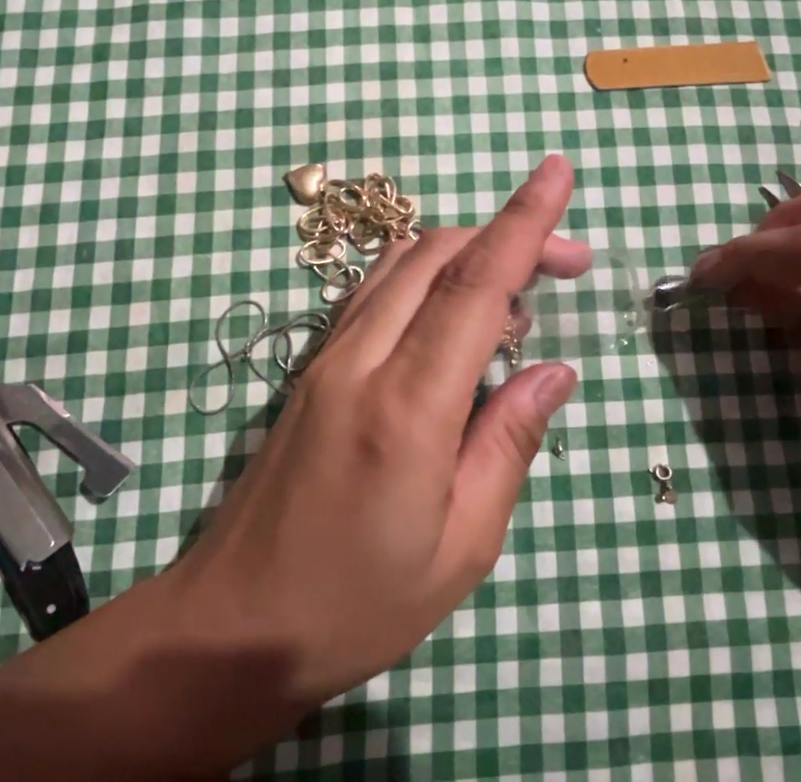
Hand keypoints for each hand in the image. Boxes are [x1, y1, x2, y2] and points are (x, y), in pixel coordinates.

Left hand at [165, 155, 587, 708]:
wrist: (230, 627)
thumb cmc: (356, 605)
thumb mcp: (461, 547)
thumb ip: (509, 445)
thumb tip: (555, 371)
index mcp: (406, 406)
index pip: (475, 285)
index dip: (524, 222)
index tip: (559, 172)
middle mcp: (358, 362)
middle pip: (434, 256)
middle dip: (506, 235)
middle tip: (570, 264)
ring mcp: (324, 362)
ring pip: (398, 269)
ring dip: (463, 255)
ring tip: (520, 301)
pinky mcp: (307, 375)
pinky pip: (371, 299)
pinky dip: (422, 283)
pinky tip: (453, 324)